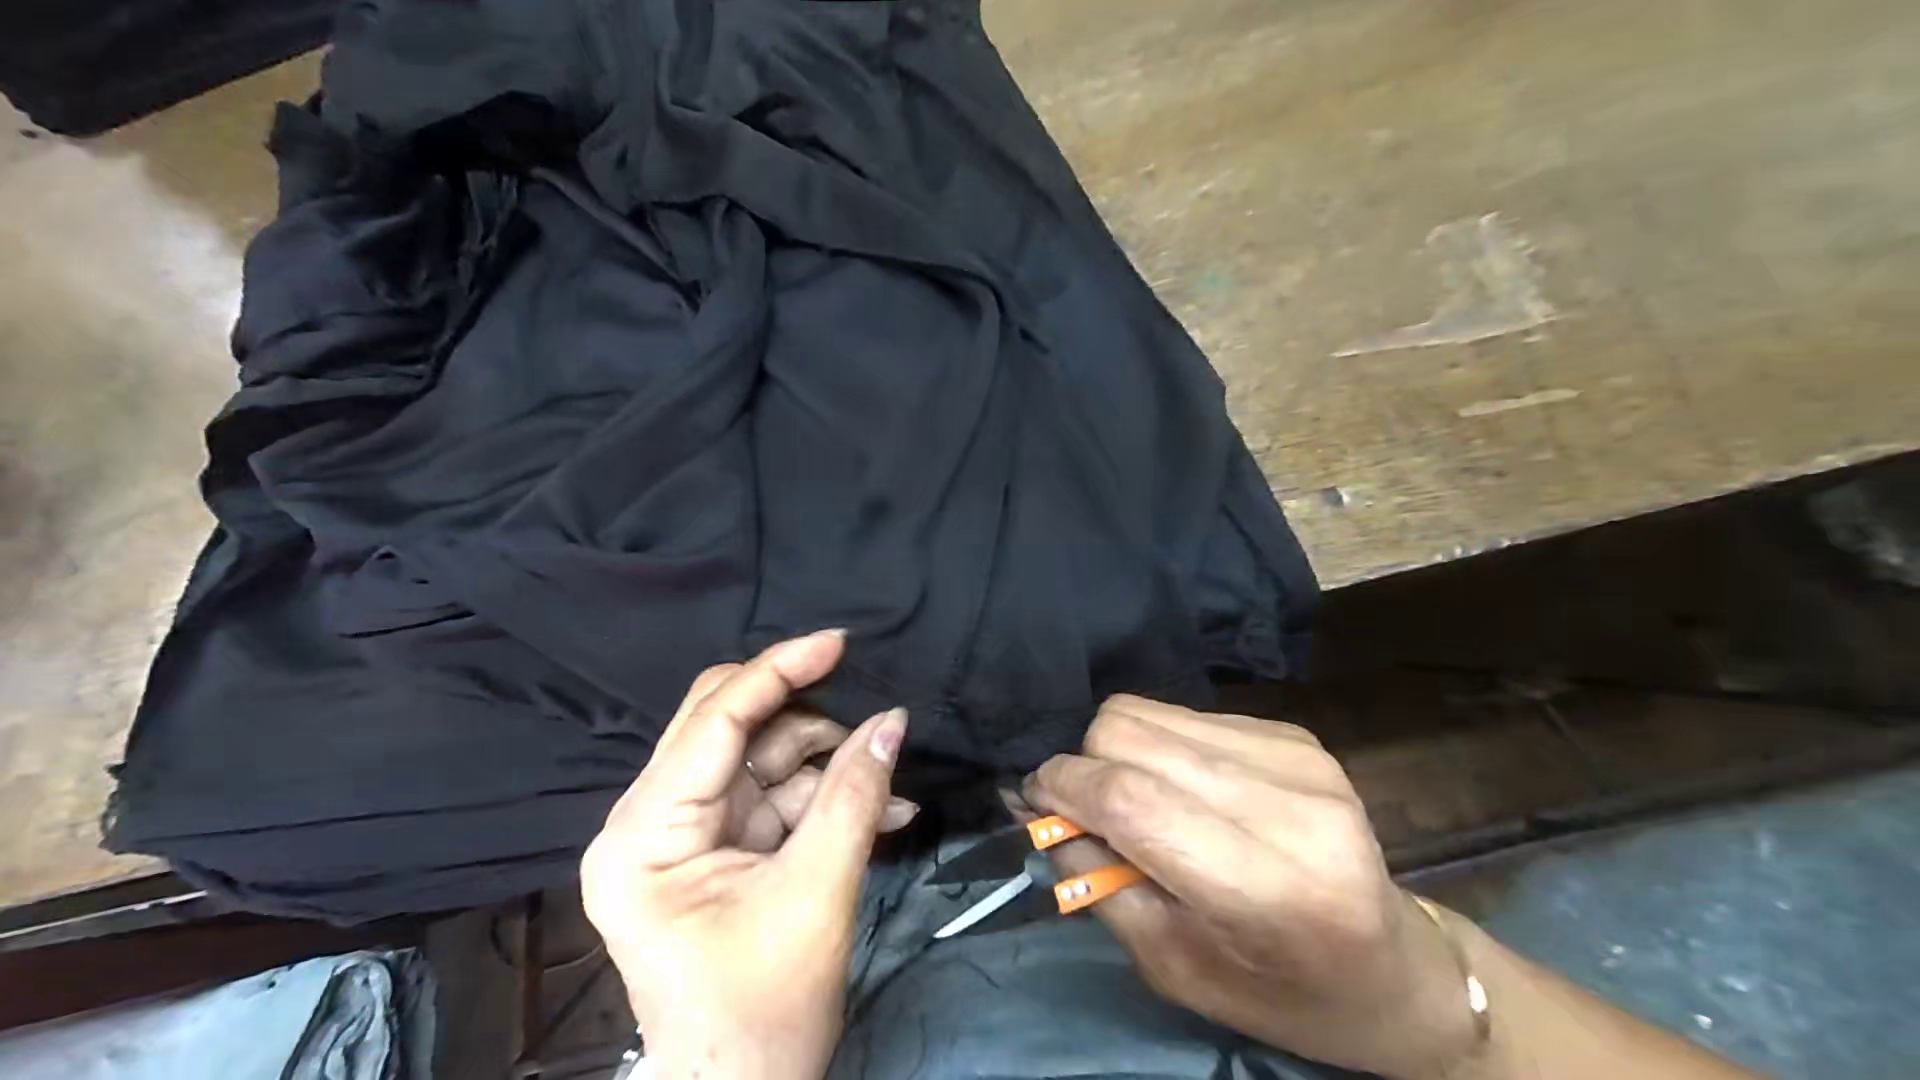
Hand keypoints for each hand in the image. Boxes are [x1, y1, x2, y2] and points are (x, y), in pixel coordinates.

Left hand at [581, 629, 911, 1079]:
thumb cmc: (764, 1011)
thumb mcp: (818, 893)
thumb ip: (855, 795)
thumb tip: (894, 718)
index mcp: (645, 834)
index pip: (713, 721)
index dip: (779, 671)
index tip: (838, 641)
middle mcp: (653, 820)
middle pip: (729, 725)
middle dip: (803, 711)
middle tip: (865, 705)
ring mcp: (689, 832)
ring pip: (763, 756)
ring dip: (829, 758)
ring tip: (888, 777)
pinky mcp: (723, 845)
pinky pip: (778, 794)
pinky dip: (829, 794)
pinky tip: (886, 807)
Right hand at [1023, 695, 1478, 1079]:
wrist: (1393, 968)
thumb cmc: (1275, 990)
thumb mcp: (1169, 964)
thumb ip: (1095, 878)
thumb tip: (1035, 807)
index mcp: (1266, 886)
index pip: (1131, 799)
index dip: (1063, 787)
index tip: (1033, 800)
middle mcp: (1288, 804)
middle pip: (1128, 734)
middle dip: (1084, 765)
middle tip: (1087, 810)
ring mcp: (1296, 756)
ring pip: (1145, 712)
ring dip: (1119, 752)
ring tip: (1140, 800)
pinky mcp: (1294, 732)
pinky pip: (1181, 714)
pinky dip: (1159, 746)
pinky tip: (1184, 789)